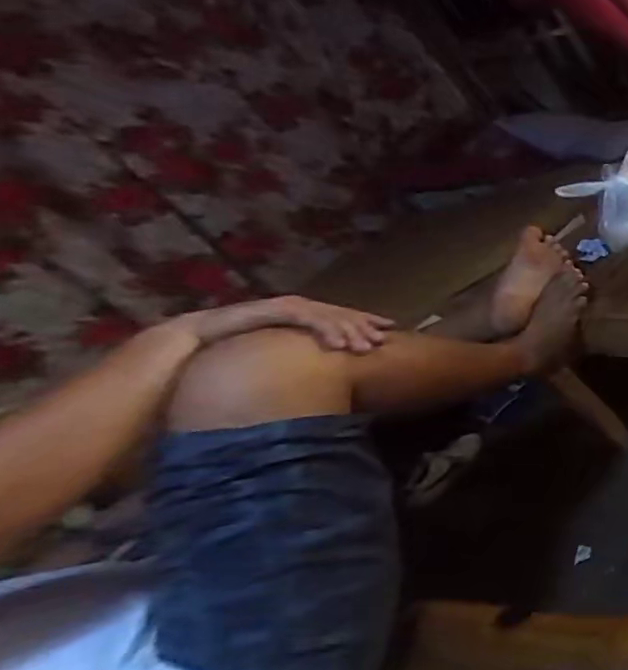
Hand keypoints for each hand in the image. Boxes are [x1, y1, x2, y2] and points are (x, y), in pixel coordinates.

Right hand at [184, 296, 395, 353]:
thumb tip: (329, 362)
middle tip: (381, 343)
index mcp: (305, 313)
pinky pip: (308, 319)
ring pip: (330, 317)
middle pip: (342, 315)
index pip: (344, 314)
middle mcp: (301, 306)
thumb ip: (304, 348)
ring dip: (350, 332)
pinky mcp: (275, 309)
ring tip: (364, 347)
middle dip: (364, 328)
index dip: (368, 320)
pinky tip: (338, 344)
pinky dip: (326, 330)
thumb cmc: (239, 345)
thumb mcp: (282, 347)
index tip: (391, 328)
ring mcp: (289, 306)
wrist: (195, 336)